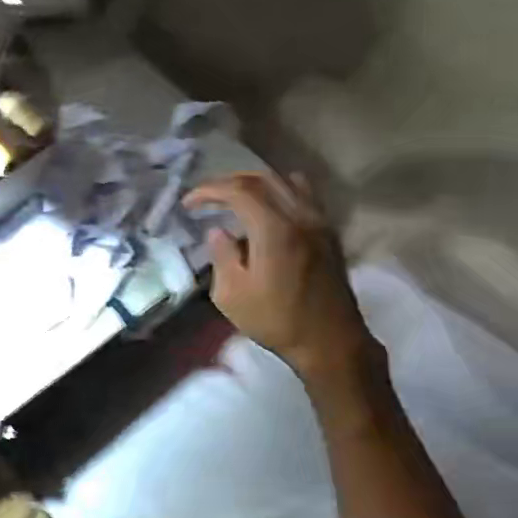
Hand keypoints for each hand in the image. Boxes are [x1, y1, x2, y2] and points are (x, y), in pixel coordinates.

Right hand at [186, 169, 376, 381]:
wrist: (328, 339)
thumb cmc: (275, 321)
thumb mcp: (232, 295)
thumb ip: (222, 256)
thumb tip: (218, 232)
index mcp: (274, 230)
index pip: (239, 191)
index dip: (210, 191)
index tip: (188, 203)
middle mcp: (300, 215)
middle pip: (263, 178)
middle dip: (230, 181)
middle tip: (207, 197)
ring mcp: (319, 221)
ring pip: (287, 181)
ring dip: (256, 183)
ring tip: (236, 199)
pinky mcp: (328, 232)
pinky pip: (303, 195)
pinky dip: (279, 192)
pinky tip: (267, 211)